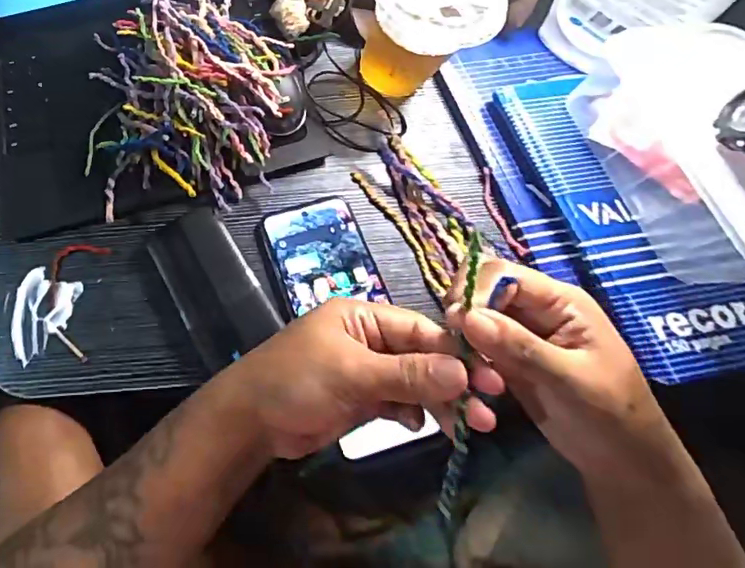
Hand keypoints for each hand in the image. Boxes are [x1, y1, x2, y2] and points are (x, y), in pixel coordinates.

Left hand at [209, 298, 473, 458]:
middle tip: (489, 414)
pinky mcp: (360, 397)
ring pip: (413, 381)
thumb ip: (406, 374)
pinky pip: (398, 401)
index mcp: (361, 316)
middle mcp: (366, 337)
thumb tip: (462, 372)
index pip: (418, 329)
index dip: (455, 352)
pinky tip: (421, 426)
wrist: (253, 419)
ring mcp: (364, 368)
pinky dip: (413, 412)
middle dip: (452, 382)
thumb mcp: (353, 374)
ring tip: (469, 428)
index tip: (491, 379)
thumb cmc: (298, 381)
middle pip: (420, 356)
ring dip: (439, 401)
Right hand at [447, 255, 685, 483]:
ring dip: (464, 338)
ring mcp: (521, 332)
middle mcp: (536, 308)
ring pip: (474, 316)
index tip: (458, 322)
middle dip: (465, 311)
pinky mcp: (508, 357)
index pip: (503, 274)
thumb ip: (521, 347)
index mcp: (559, 300)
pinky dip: (468, 357)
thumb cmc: (615, 418)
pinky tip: (472, 379)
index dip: (476, 290)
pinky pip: (476, 343)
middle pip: (483, 289)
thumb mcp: (572, 381)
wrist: (628, 469)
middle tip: (456, 343)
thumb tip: (467, 317)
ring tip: (468, 368)